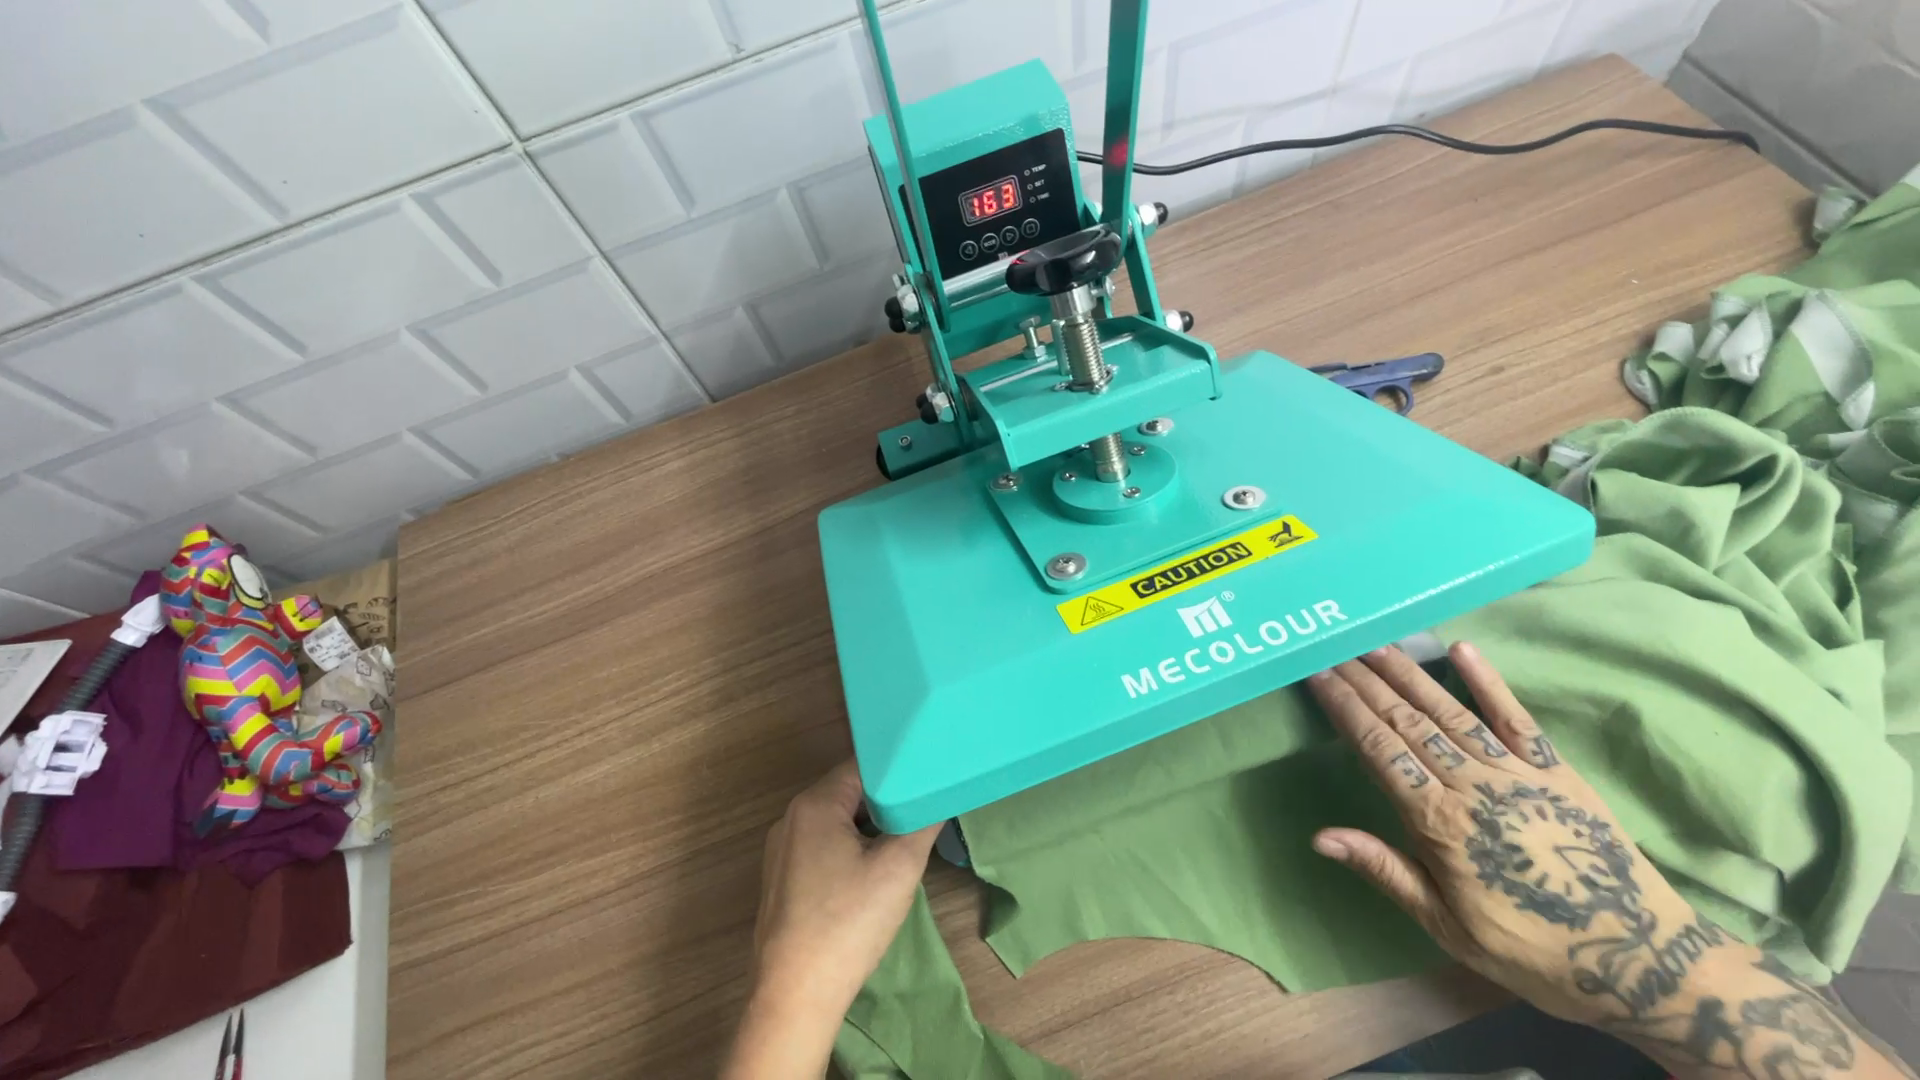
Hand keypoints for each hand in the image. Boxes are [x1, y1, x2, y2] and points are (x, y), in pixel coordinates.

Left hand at [723, 760, 938, 1079]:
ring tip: (905, 838)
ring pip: (835, 822)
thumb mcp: (899, 867)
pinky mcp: (781, 882)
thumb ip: (922, 822)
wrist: (795, 997)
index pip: (862, 765)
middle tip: (923, 808)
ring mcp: (781, 852)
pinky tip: (872, 872)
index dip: (898, 767)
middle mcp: (790, 819)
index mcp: (814, 804)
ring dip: (868, 827)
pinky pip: (821, 847)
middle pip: (847, 792)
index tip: (928, 773)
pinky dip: (849, 848)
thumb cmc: (849, 923)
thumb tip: (938, 795)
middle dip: (885, 799)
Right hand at [1307, 645, 1912, 1079]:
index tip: (1318, 677)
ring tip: (1376, 644)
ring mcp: (1517, 774)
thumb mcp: (1448, 928)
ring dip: (1409, 675)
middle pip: (1408, 722)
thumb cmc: (1531, 950)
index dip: (1346, 710)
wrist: (1643, 961)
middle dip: (1366, 682)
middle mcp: (1474, 786)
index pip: (1380, 750)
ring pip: (1450, 712)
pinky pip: (1517, 719)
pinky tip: (1463, 650)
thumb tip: (1321, 836)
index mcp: (1441, 823)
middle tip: (1334, 646)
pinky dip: (1489, 683)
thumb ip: (1386, 871)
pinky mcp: (1556, 772)